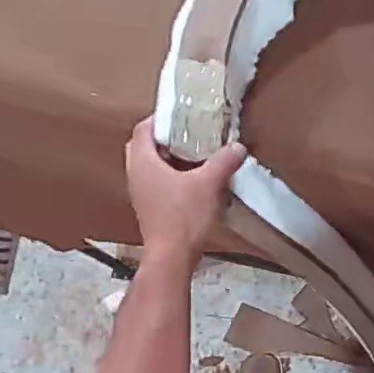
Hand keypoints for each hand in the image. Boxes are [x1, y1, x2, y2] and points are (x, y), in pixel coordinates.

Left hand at [124, 117, 246, 261]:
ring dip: (169, 160)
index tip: (182, 116)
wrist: (171, 256)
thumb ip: (224, 162)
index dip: (162, 119)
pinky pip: (156, 184)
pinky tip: (193, 183)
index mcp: (143, 162)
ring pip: (150, 166)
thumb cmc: (184, 217)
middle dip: (166, 139)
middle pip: (145, 147)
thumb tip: (238, 147)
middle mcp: (136, 175)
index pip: (144, 129)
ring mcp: (140, 194)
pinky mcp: (149, 208)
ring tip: (194, 157)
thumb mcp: (209, 184)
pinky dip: (171, 177)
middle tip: (189, 136)